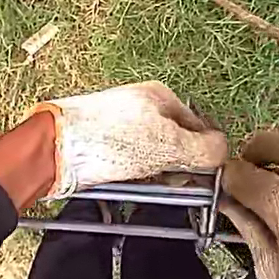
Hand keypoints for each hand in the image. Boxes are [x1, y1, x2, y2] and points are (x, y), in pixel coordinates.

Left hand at [31, 81, 226, 197]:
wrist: (53, 150)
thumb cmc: (108, 140)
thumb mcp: (168, 144)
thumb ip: (203, 149)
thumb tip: (224, 152)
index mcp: (160, 95)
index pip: (199, 127)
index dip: (203, 153)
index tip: (200, 176)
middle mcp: (141, 106)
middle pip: (176, 142)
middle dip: (175, 166)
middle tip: (168, 182)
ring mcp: (121, 124)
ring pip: (153, 156)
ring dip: (153, 175)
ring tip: (142, 183)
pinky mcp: (104, 144)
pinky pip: (131, 164)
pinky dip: (133, 177)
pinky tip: (124, 183)